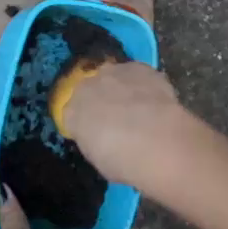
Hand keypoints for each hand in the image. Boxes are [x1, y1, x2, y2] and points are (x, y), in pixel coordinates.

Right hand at [58, 60, 187, 185]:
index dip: (88, 122)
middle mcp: (87, 86)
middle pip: (92, 89)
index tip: (99, 134)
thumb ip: (94, 140)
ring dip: (123, 89)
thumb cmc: (123, 161)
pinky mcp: (138, 67)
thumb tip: (101, 136)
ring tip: (141, 108)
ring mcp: (113, 72)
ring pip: (114, 78)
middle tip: (119, 119)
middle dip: (103, 100)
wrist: (155, 141)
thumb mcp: (99, 159)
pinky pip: (137, 74)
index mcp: (72, 112)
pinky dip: (144, 84)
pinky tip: (156, 100)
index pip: (74, 114)